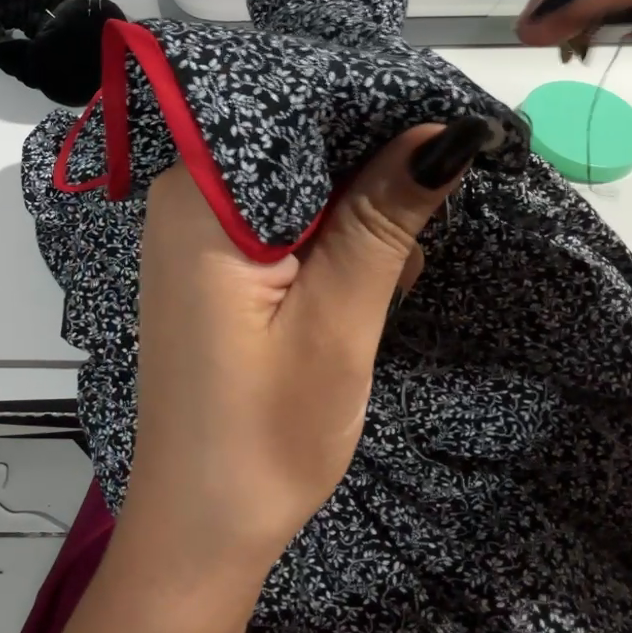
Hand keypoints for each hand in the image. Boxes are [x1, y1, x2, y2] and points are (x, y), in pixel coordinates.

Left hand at [117, 122, 488, 571]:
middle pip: (292, 142)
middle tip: (423, 221)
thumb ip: (382, 218)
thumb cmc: (263, 435)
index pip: (289, 109)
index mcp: (199, 196)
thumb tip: (444, 135)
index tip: (446, 127)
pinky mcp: (210, 263)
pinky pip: (279, 218)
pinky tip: (362, 279)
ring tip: (394, 268)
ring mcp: (193, 231)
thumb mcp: (336, 321)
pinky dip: (328, 237)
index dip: (370, 109)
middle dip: (368, 168)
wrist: (202, 523)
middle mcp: (185, 197)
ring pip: (294, 181)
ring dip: (354, 211)